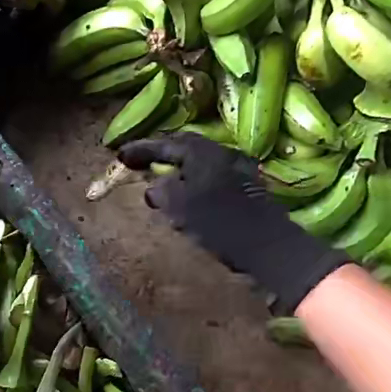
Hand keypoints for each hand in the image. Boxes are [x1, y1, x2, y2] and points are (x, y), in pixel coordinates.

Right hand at [119, 134, 350, 310]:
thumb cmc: (220, 224)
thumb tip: (154, 187)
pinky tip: (186, 194)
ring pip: (199, 162)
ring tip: (159, 178)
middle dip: (161, 154)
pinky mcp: (246, 188)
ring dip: (178, 168)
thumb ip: (161, 192)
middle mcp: (222, 154)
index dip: (141, 149)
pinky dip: (192, 180)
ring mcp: (238, 170)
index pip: (166, 144)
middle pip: (185, 147)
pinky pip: (210, 175)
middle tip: (140, 161)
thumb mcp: (180, 207)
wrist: (269, 247)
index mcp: (203, 153)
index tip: (120, 155)